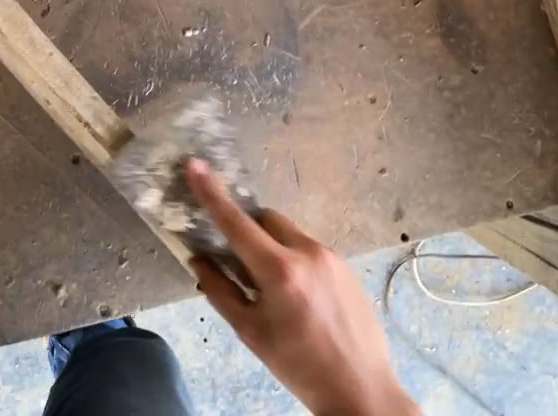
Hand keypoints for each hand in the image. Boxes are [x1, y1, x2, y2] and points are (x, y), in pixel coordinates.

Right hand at [186, 160, 416, 415]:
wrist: (363, 392)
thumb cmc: (299, 365)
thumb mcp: (251, 332)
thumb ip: (219, 290)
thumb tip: (198, 260)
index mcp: (279, 270)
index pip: (236, 222)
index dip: (211, 192)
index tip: (194, 166)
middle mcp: (307, 253)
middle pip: (265, 218)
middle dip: (249, 230)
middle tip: (243, 262)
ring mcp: (331, 257)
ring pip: (288, 232)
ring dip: (273, 246)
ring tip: (276, 288)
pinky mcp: (346, 266)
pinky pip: (309, 248)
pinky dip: (294, 259)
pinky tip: (300, 296)